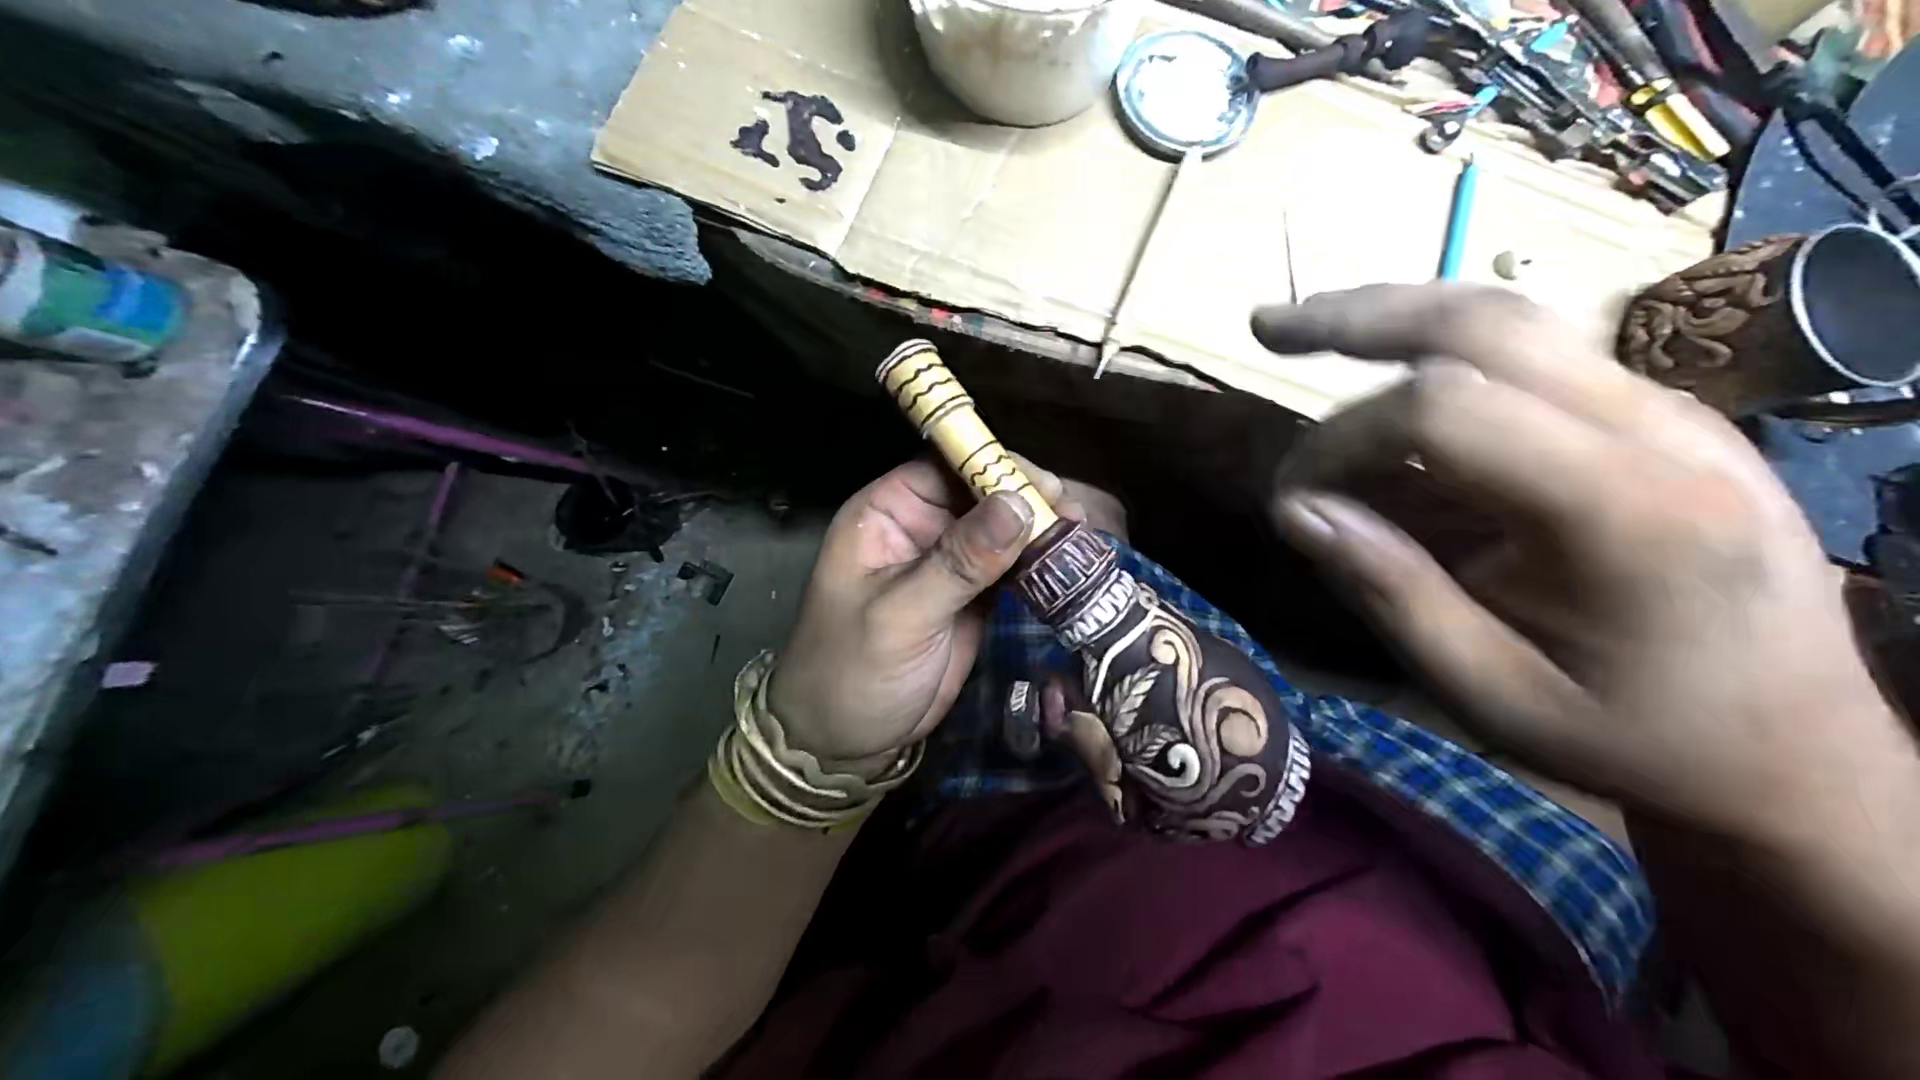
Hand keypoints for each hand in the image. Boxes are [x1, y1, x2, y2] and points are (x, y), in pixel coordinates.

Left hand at [769, 458, 1072, 766]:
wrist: (843, 741)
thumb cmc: (851, 671)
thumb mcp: (901, 616)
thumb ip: (958, 563)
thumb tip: (1016, 505)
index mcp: (885, 516)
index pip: (944, 468)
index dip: (992, 468)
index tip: (1043, 486)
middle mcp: (918, 529)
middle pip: (980, 496)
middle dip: (1026, 501)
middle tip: (1073, 515)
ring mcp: (947, 565)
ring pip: (1000, 533)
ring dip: (1038, 535)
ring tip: (1081, 538)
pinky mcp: (970, 599)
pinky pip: (1008, 571)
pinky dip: (1036, 569)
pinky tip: (1067, 569)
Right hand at [1254, 285, 1916, 844]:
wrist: (1792, 744)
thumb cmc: (1632, 735)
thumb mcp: (1489, 692)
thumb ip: (1390, 592)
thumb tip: (1295, 510)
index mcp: (1628, 512)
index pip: (1446, 408)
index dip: (1342, 439)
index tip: (1292, 497)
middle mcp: (1659, 430)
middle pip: (1485, 323)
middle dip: (1359, 319)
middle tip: (1266, 328)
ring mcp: (1664, 410)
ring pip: (1508, 320)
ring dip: (1392, 320)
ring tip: (1302, 331)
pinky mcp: (1647, 415)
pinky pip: (1524, 359)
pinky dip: (1431, 360)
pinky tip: (1380, 396)